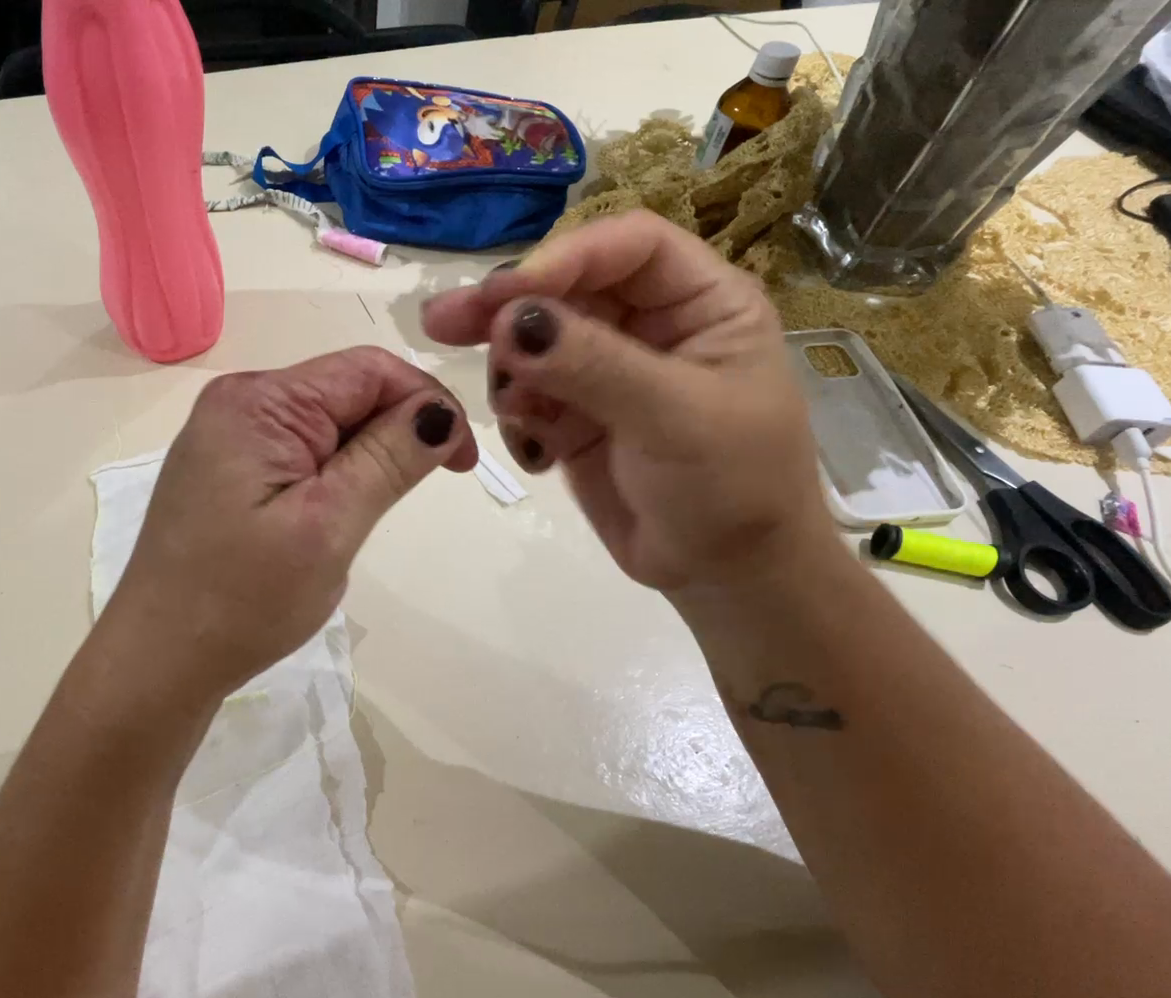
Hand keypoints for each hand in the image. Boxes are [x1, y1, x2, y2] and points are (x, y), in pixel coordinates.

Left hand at [102, 347, 477, 695]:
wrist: (160, 659)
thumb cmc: (243, 599)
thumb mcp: (329, 527)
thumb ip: (389, 459)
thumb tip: (441, 411)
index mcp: (259, 401)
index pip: (367, 369)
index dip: (427, 404)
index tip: (461, 465)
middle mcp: (237, 403)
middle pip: (345, 392)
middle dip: (394, 434)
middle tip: (411, 499)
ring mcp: (225, 438)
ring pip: (324, 426)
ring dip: (364, 460)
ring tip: (362, 520)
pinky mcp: (224, 472)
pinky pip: (296, 453)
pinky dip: (331, 477)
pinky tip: (330, 518)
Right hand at [422, 210, 833, 594]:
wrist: (726, 574)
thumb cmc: (731, 486)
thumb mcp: (672, 416)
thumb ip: (591, 364)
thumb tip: (510, 322)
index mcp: (699, 303)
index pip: (625, 248)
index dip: (563, 260)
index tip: (503, 298)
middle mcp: (648, 327)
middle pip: (564, 290)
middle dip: (508, 310)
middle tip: (440, 324)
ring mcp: (605, 374)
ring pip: (534, 343)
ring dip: (510, 372)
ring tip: (517, 415)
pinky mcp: (573, 418)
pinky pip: (525, 396)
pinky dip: (516, 417)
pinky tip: (535, 452)